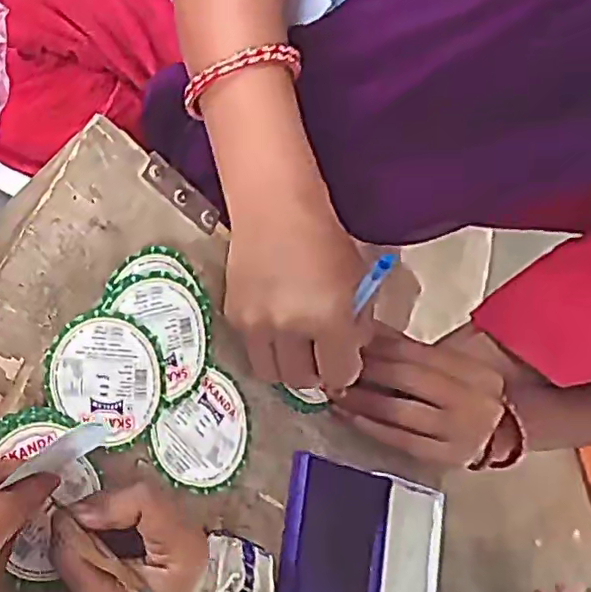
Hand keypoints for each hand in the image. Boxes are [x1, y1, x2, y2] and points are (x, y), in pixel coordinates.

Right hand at [52, 482, 208, 591]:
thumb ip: (73, 554)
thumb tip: (56, 518)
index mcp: (182, 546)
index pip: (144, 498)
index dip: (104, 504)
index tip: (76, 521)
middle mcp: (189, 530)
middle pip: (139, 493)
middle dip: (100, 507)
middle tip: (73, 525)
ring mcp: (181, 531)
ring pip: (135, 497)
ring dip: (104, 512)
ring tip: (83, 534)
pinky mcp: (168, 534)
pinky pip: (136, 510)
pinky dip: (111, 518)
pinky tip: (98, 539)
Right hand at [224, 197, 367, 396]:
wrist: (273, 211)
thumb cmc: (324, 239)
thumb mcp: (356, 280)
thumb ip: (356, 322)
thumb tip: (349, 349)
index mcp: (328, 320)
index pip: (339, 374)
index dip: (345, 373)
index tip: (344, 363)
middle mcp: (288, 330)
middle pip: (301, 380)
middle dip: (314, 374)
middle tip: (319, 358)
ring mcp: (256, 326)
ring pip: (270, 373)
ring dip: (284, 367)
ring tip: (293, 349)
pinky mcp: (233, 318)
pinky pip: (251, 349)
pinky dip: (265, 346)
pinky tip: (273, 324)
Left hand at [334, 324, 506, 466]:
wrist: (498, 432)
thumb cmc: (459, 391)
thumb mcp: (444, 366)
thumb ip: (406, 351)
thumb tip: (358, 331)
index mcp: (472, 369)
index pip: (413, 351)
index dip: (373, 347)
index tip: (343, 344)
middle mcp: (474, 399)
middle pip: (404, 378)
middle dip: (363, 371)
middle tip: (330, 368)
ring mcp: (463, 431)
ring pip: (397, 410)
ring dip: (358, 399)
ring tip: (332, 391)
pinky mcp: (447, 456)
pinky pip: (398, 438)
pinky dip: (367, 425)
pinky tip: (345, 415)